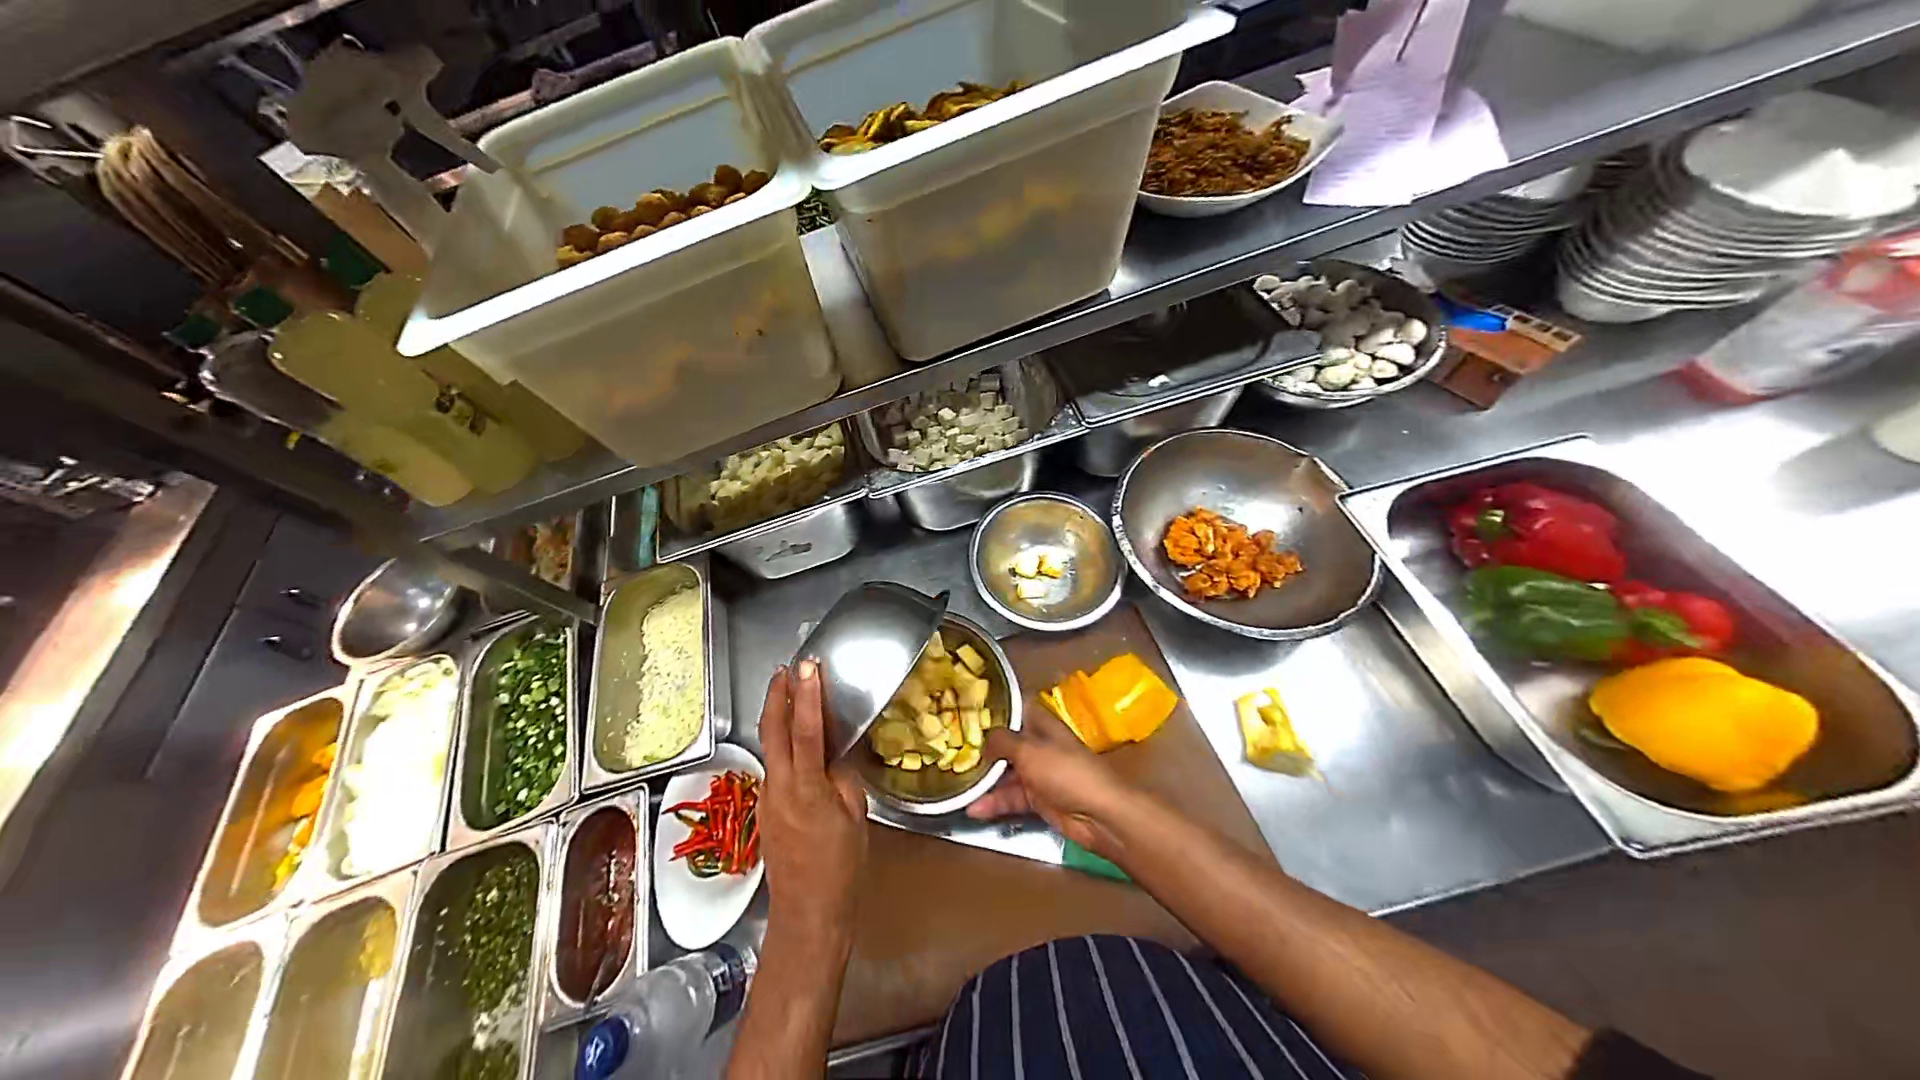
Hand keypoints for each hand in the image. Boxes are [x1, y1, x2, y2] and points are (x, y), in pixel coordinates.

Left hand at [756, 661, 867, 941]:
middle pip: (771, 731)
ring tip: (791, 694)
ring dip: (776, 718)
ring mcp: (766, 800)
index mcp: (806, 789)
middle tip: (785, 669)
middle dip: (775, 696)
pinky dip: (782, 746)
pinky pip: (774, 768)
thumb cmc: (841, 869)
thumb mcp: (855, 817)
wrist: (808, 915)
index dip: (805, 696)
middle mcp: (778, 788)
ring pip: (769, 748)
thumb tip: (834, 753)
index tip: (806, 668)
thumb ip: (842, 778)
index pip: (804, 731)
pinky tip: (796, 743)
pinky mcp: (764, 811)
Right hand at [966, 708, 1136, 857]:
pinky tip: (974, 809)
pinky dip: (994, 803)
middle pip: (1006, 743)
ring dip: (984, 780)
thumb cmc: (1066, 772)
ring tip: (957, 783)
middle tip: (950, 749)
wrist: (1099, 814)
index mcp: (1042, 725)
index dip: (994, 707)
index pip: (1016, 708)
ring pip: (1006, 773)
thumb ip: (1003, 741)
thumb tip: (984, 738)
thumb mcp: (1029, 751)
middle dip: (982, 747)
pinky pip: (1011, 798)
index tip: (967, 708)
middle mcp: (1039, 746)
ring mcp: (1039, 774)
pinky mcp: (1038, 800)